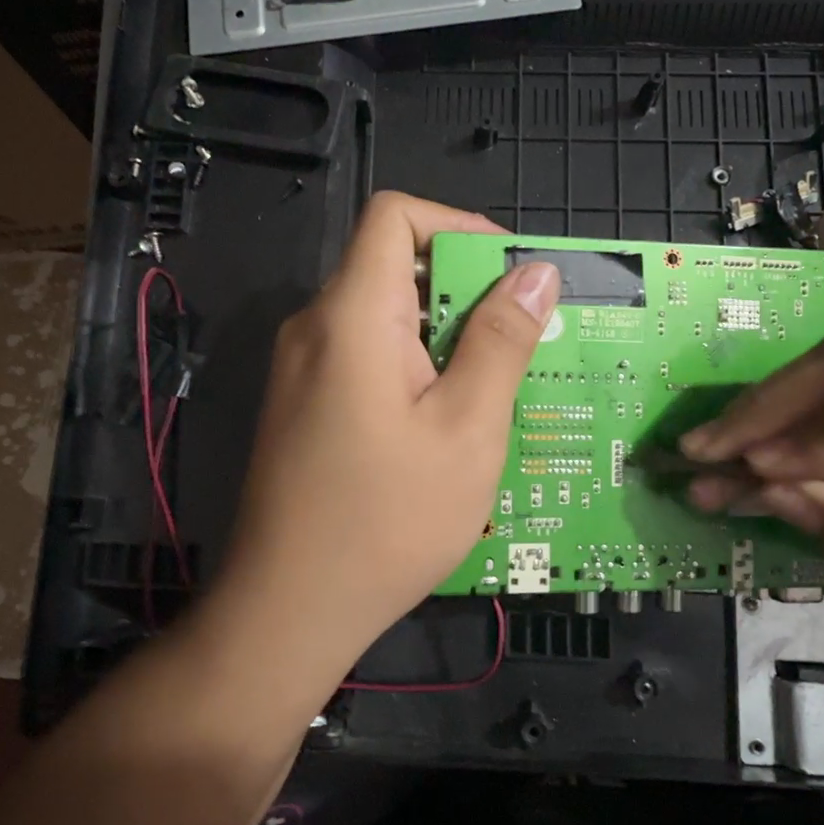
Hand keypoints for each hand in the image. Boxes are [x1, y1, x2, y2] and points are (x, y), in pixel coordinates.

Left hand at [210, 192, 556, 668]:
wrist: (288, 609)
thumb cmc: (387, 520)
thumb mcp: (467, 429)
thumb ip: (501, 341)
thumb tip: (534, 272)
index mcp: (351, 314)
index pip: (395, 215)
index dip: (459, 226)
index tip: (511, 274)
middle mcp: (314, 328)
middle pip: (392, 268)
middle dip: (465, 293)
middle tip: (522, 346)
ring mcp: (300, 370)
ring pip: (383, 320)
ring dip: (444, 340)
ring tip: (494, 392)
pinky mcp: (301, 407)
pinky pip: (363, 360)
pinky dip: (412, 370)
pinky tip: (446, 427)